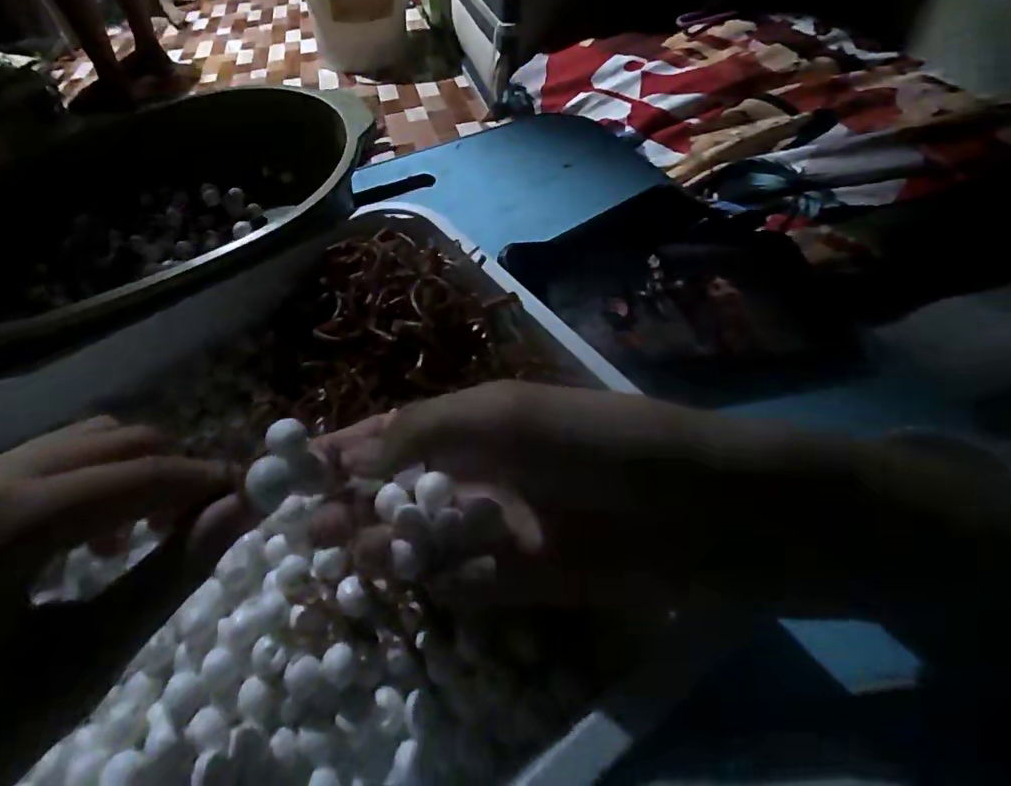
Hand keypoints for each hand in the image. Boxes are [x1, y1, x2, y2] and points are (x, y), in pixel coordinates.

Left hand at [0, 418, 246, 785]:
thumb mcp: (78, 670)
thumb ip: (168, 579)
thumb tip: (241, 511)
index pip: (132, 477)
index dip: (203, 481)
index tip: (254, 496)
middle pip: (109, 440)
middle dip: (172, 470)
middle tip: (209, 519)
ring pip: (75, 441)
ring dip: (129, 473)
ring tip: (149, 534)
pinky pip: (37, 461)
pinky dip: (85, 483)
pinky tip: (87, 538)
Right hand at [320, 382, 1010, 670]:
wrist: (721, 512)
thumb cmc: (607, 442)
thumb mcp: (509, 417)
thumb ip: (427, 434)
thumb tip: (348, 459)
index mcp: (478, 418)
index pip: (393, 431)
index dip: (342, 447)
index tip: (288, 469)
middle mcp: (486, 469)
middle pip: (403, 486)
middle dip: (351, 502)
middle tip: (294, 528)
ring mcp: (509, 526)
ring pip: (429, 538)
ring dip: (383, 547)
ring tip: (330, 560)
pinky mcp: (536, 579)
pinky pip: (472, 586)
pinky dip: (437, 590)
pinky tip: (400, 594)